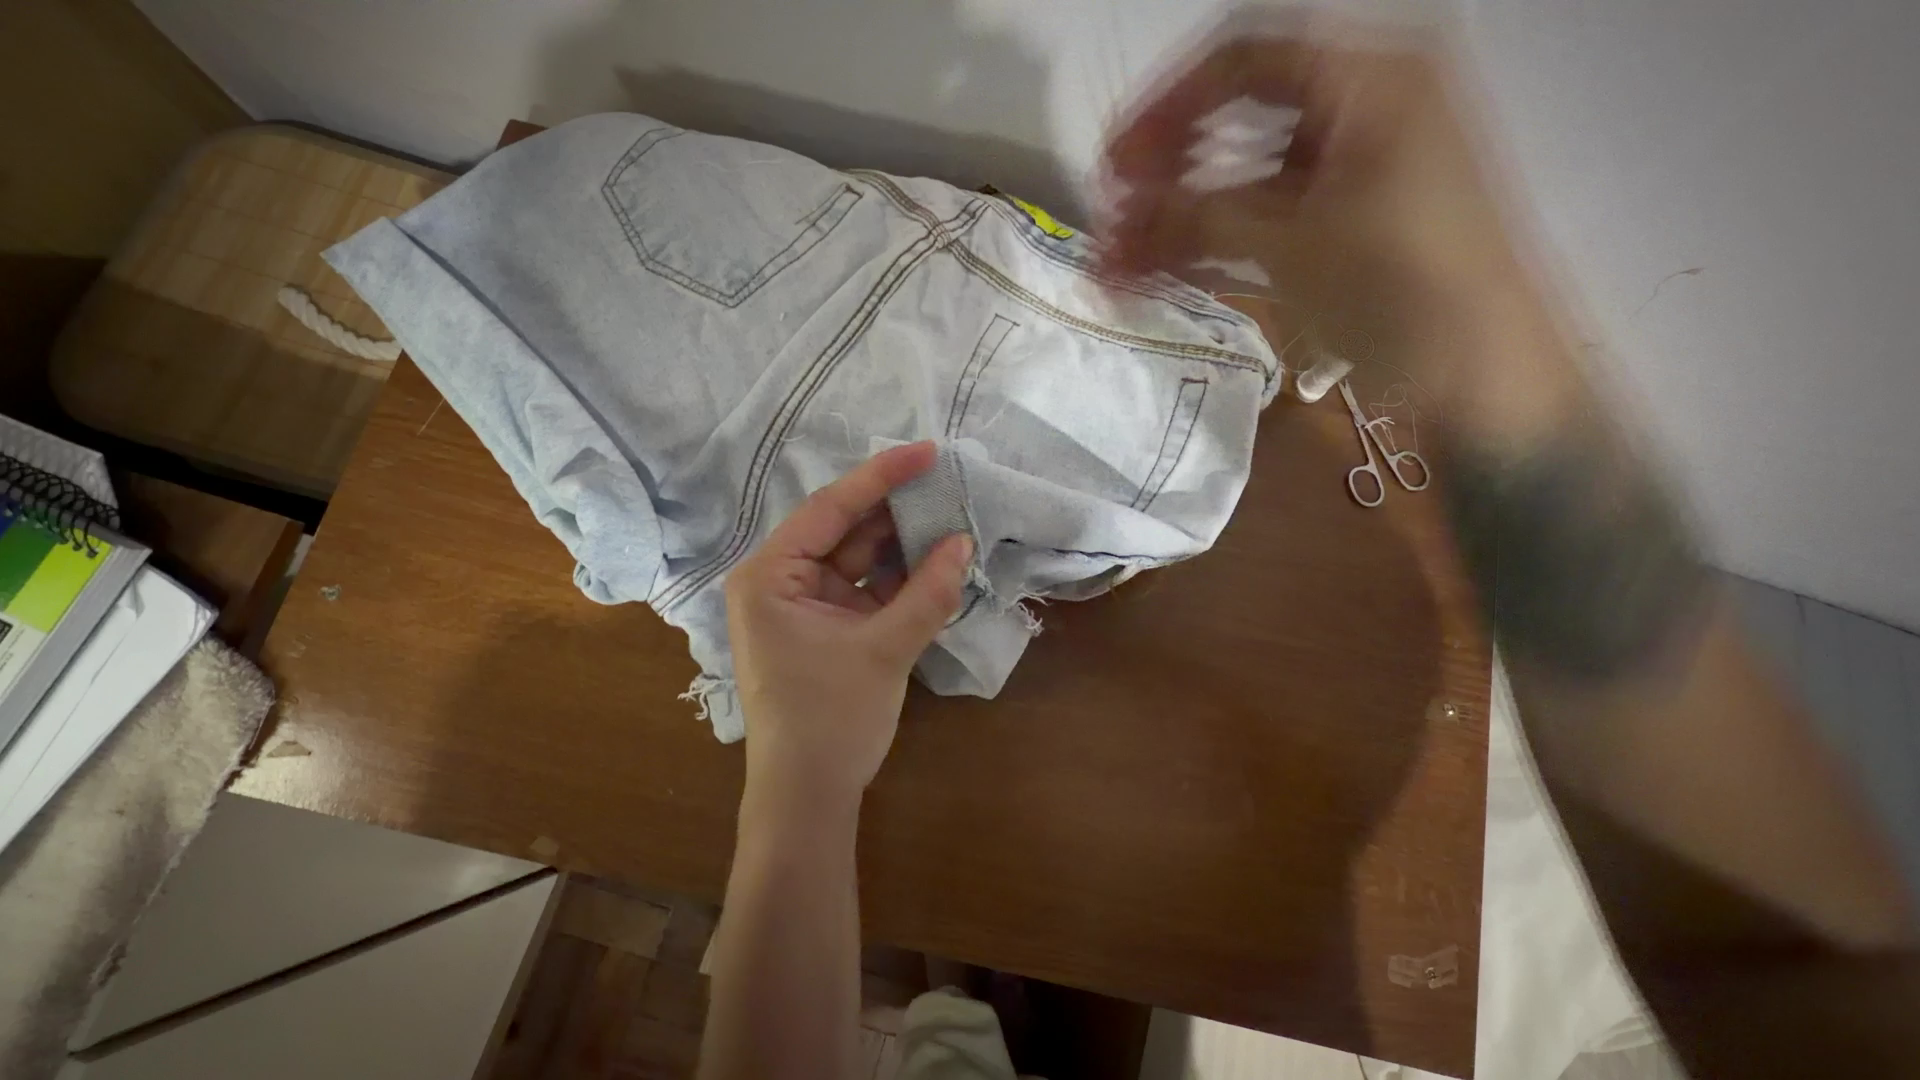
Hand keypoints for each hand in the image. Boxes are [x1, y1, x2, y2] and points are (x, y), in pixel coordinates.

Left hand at [724, 441, 973, 821]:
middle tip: (948, 483)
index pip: (830, 508)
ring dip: (901, 544)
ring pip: (857, 558)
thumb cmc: (830, 720)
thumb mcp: (884, 650)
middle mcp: (780, 580)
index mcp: (770, 574)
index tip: (927, 451)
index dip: (881, 478)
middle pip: (843, 529)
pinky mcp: (824, 627)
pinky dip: (897, 578)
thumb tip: (964, 542)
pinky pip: (864, 588)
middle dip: (895, 510)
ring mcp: (803, 604)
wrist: (809, 796)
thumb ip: (927, 594)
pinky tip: (936, 560)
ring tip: (951, 515)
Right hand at [1100, 14, 1524, 342]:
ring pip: (1248, 174)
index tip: (1113, 165)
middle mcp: (1366, 107)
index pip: (1242, 61)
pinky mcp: (1353, 220)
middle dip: (1167, 170)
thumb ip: (1196, 218)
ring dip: (1181, 214)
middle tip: (1114, 216)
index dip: (1165, 109)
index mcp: (1372, 77)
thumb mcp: (1292, 245)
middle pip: (1240, 117)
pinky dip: (1217, 238)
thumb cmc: (1401, 289)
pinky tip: (1163, 269)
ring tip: (1121, 260)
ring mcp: (1361, 166)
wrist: (1490, 376)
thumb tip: (1117, 215)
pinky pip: (1270, 214)